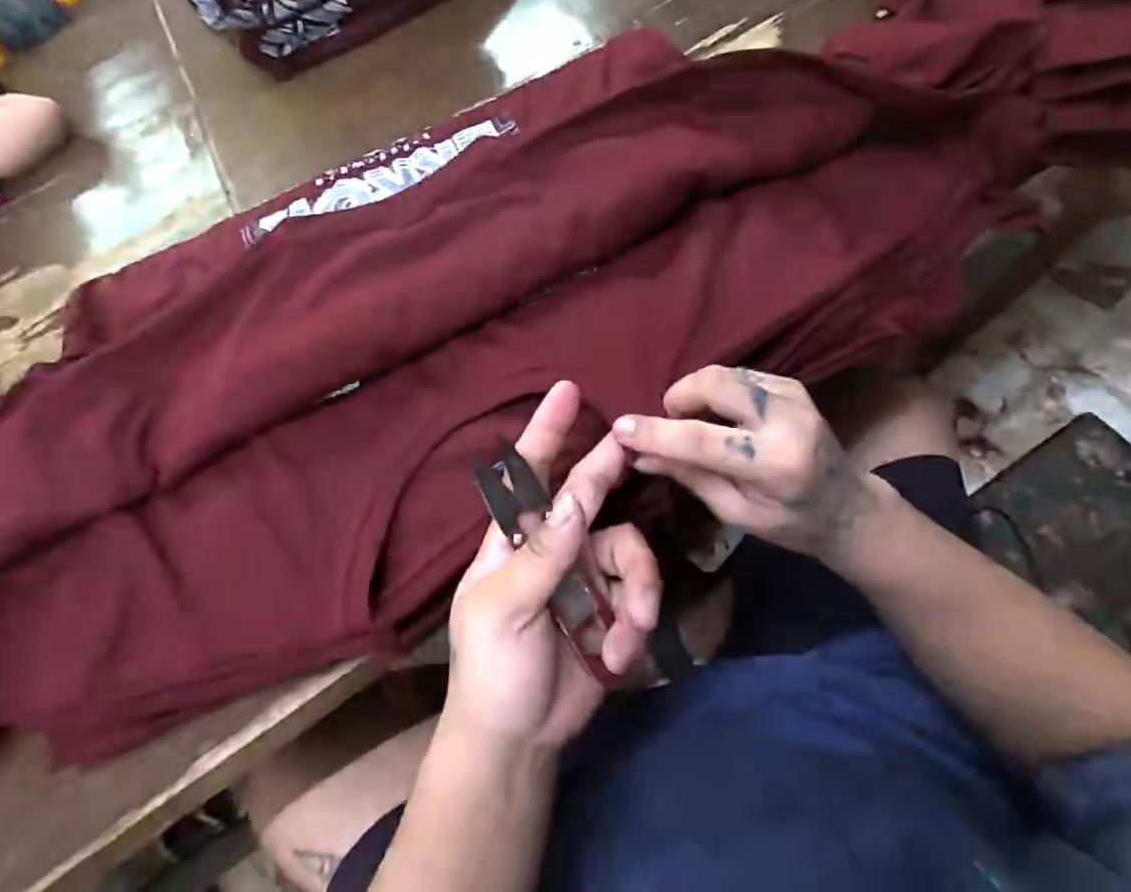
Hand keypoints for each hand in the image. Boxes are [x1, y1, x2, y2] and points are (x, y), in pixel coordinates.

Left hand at [443, 381, 661, 751]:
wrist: (518, 739)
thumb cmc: (491, 668)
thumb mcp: (505, 610)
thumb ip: (543, 555)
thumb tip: (576, 499)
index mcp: (513, 539)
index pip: (528, 473)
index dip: (546, 430)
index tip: (567, 391)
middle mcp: (552, 546)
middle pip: (590, 495)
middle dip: (610, 472)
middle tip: (639, 448)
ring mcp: (584, 576)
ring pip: (630, 551)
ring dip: (636, 593)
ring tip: (622, 637)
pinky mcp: (610, 608)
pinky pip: (639, 593)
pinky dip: (635, 624)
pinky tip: (618, 658)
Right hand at [611, 365, 893, 561]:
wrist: (848, 507)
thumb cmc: (790, 522)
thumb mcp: (735, 513)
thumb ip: (688, 477)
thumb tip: (638, 455)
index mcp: (775, 464)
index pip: (701, 440)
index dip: (656, 432)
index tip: (620, 428)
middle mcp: (787, 420)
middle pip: (712, 384)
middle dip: (678, 399)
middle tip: (671, 424)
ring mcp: (792, 395)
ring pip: (721, 374)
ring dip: (695, 393)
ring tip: (694, 422)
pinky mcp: (790, 384)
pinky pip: (736, 375)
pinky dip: (715, 391)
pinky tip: (719, 416)